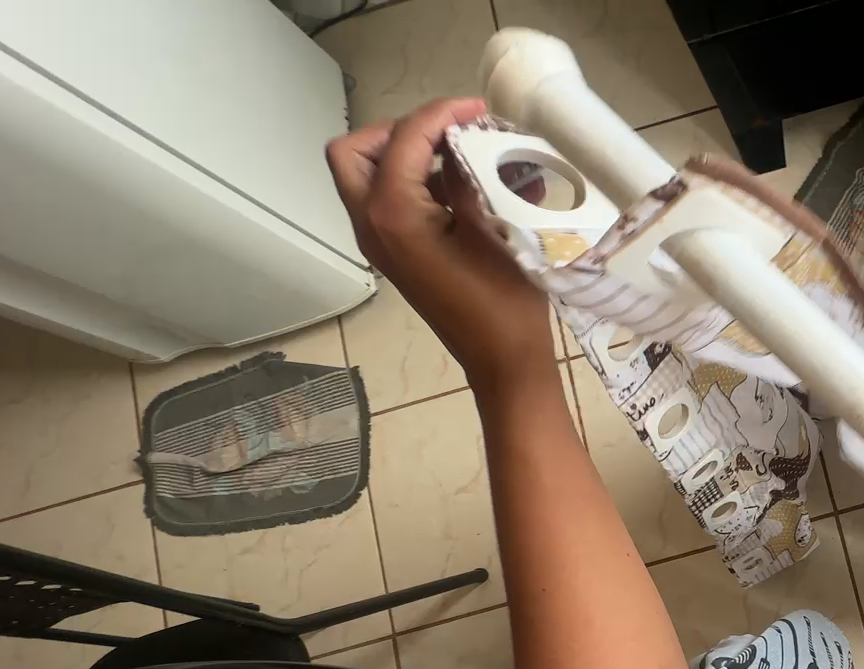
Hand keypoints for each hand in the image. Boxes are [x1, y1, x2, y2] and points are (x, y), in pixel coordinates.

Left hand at [326, 98, 553, 391]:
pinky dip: (415, 185)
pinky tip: (461, 194)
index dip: (440, 117)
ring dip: (407, 159)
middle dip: (401, 134)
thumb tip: (466, 150)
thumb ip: (470, 184)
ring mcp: (381, 243)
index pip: (404, 142)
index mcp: (394, 215)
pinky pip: (387, 203)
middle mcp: (372, 224)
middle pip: (357, 151)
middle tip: (449, 137)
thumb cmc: (506, 307)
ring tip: (458, 161)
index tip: (475, 110)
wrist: (504, 364)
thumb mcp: (495, 235)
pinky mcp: (398, 257)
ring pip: (367, 176)